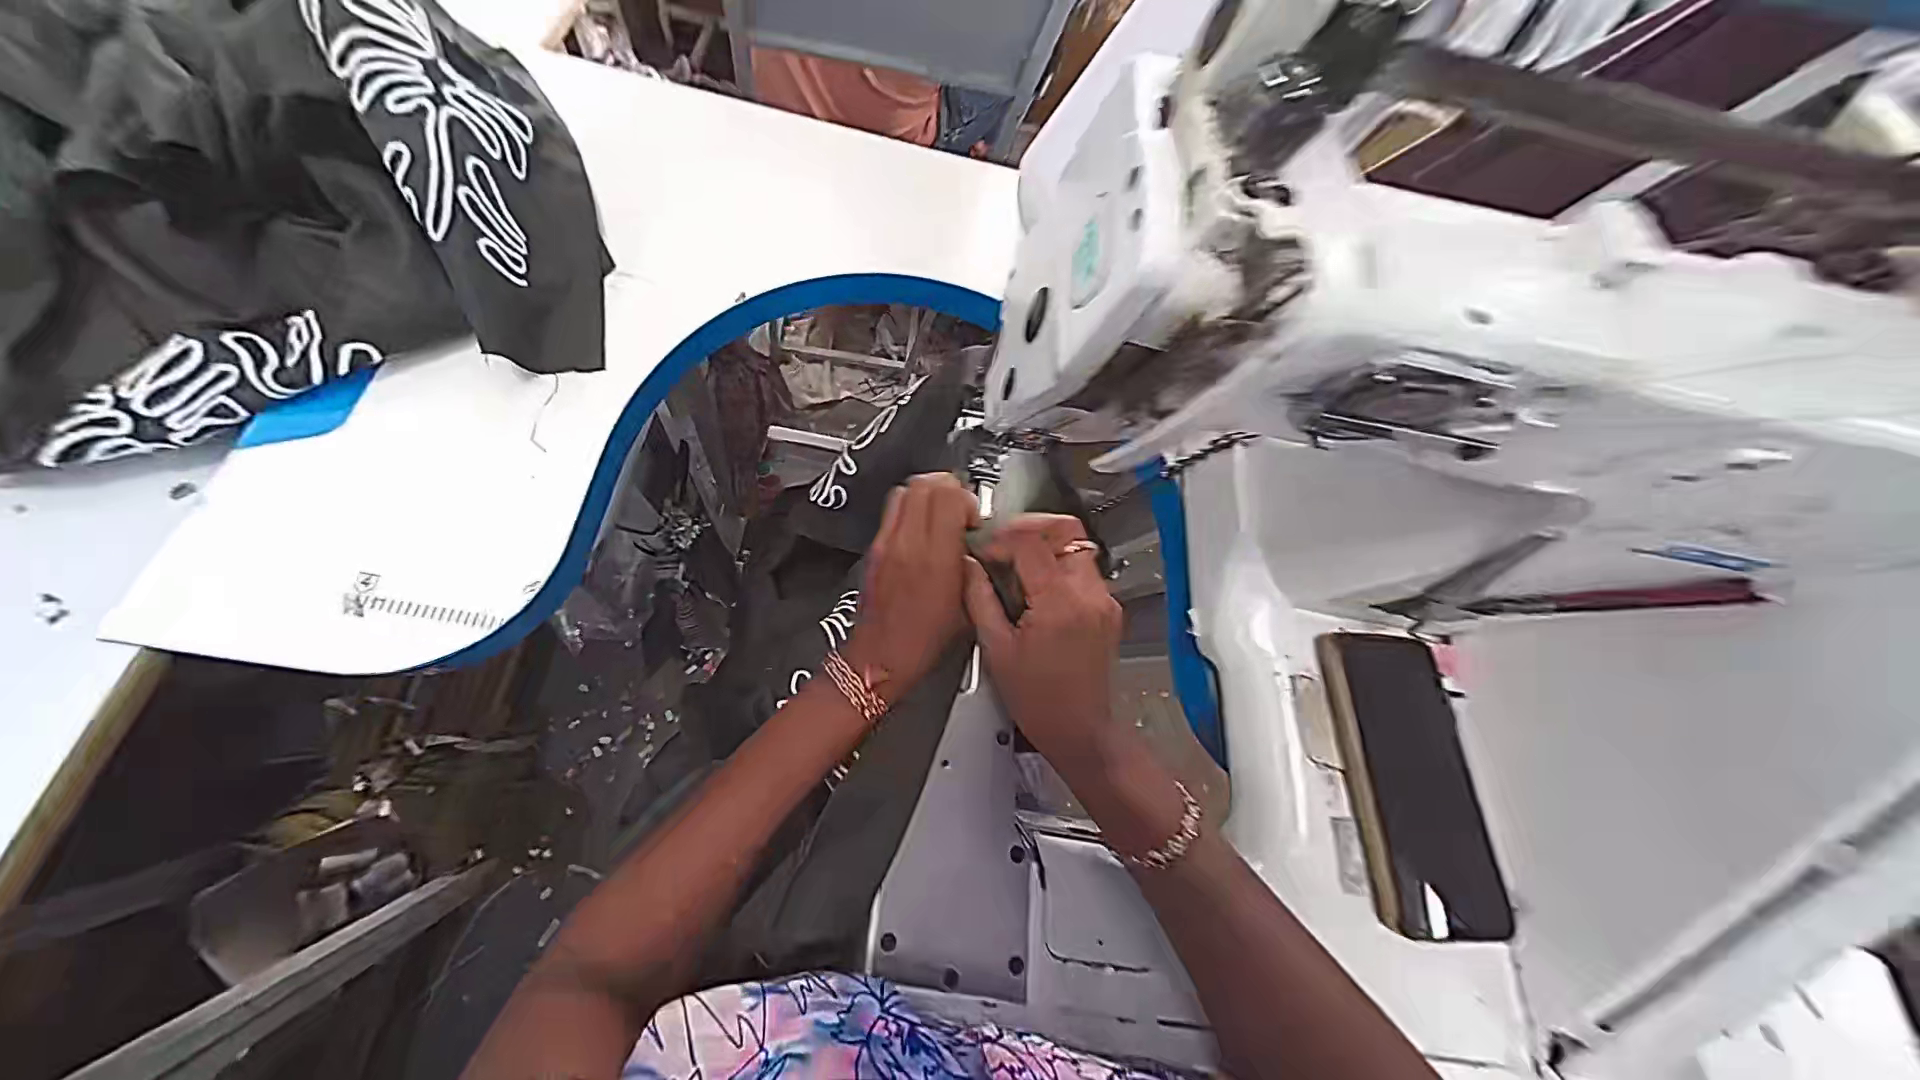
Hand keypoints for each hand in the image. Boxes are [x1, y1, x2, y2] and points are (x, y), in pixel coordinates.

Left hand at [843, 473, 978, 703]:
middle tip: (960, 508)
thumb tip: (976, 542)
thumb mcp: (966, 607)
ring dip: (927, 494)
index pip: (948, 496)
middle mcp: (908, 544)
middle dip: (948, 489)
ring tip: (940, 513)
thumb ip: (974, 567)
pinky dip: (910, 508)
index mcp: (936, 558)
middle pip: (925, 484)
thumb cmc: (923, 640)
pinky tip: (922, 530)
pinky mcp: (875, 548)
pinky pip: (893, 510)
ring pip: (905, 491)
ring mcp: (887, 543)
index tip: (974, 517)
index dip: (967, 499)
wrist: (882, 655)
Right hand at [962, 514, 1121, 765]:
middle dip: (1030, 530)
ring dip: (1044, 548)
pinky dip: (1057, 568)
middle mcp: (1089, 596)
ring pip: (1076, 547)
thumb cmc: (1041, 702)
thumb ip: (979, 600)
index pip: (1031, 543)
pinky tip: (1036, 590)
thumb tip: (969, 568)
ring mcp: (1103, 601)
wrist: (1080, 730)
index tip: (984, 552)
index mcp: (1059, 604)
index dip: (1002, 539)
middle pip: (1065, 531)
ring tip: (1017, 569)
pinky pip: (1083, 571)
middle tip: (1004, 543)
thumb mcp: (997, 649)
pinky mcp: (1107, 609)